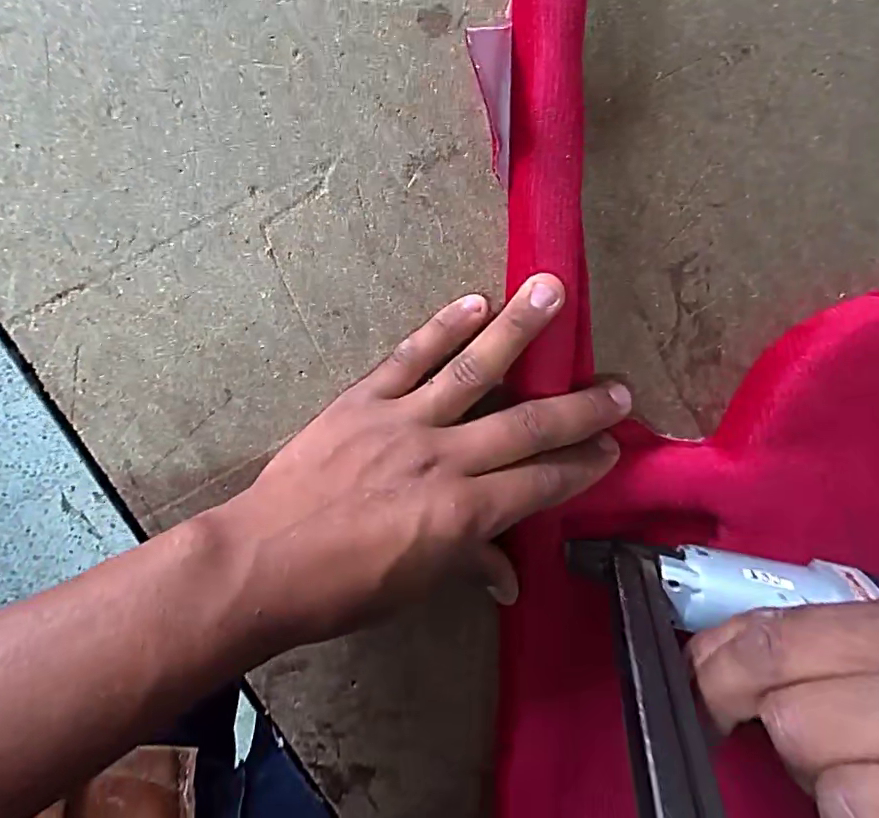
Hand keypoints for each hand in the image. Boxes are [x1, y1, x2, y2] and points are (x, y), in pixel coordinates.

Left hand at [204, 274, 629, 647]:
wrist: (262, 560)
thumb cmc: (343, 586)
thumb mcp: (415, 585)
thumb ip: (469, 563)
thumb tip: (508, 577)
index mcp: (460, 514)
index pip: (540, 482)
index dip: (581, 465)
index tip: (612, 446)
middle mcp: (443, 459)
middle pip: (525, 425)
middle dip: (578, 407)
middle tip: (617, 387)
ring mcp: (403, 421)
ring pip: (472, 370)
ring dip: (517, 329)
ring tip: (551, 292)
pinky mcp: (364, 398)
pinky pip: (410, 357)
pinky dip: (443, 327)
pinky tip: (475, 301)